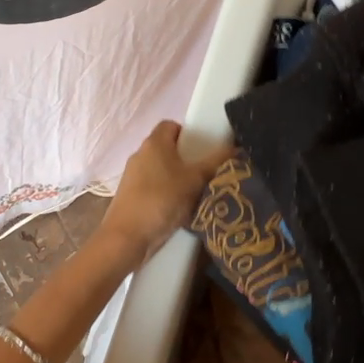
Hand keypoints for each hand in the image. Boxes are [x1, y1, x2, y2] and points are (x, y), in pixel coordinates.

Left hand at [95, 121, 233, 265]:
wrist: (127, 238)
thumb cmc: (162, 200)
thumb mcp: (196, 180)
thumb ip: (216, 162)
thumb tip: (236, 147)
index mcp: (154, 142)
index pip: (171, 125)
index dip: (189, 133)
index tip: (203, 150)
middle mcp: (140, 154)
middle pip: (167, 149)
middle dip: (187, 160)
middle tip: (205, 175)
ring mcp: (132, 176)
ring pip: (161, 171)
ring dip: (177, 180)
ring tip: (196, 195)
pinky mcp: (129, 197)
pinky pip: (153, 189)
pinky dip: (166, 195)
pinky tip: (179, 212)